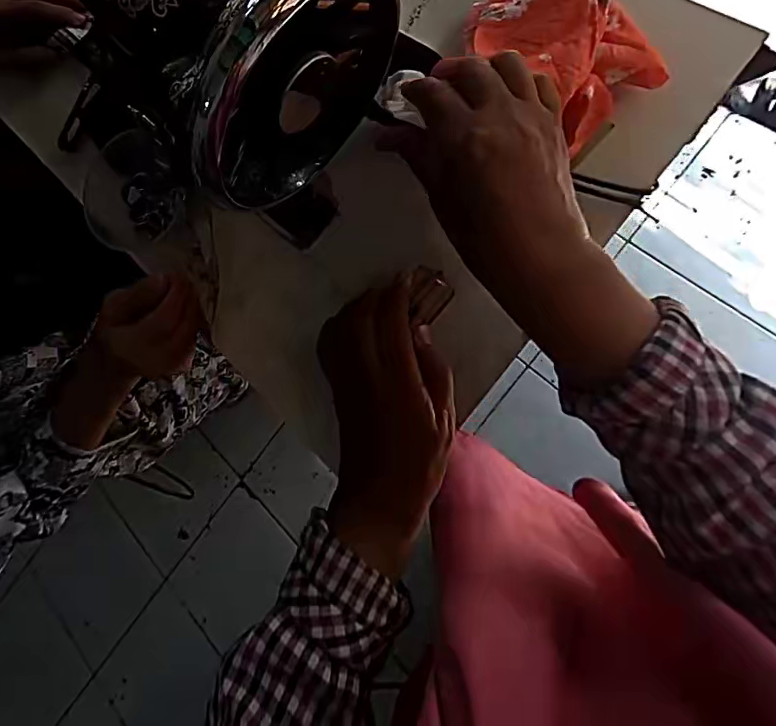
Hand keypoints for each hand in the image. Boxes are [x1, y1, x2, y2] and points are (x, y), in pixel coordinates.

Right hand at [53, 272, 205, 449]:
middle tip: (188, 280)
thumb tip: (165, 280)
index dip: (175, 295)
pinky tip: (191, 310)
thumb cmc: (110, 333)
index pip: (163, 319)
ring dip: (196, 310)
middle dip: (189, 299)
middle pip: (183, 325)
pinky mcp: (181, 365)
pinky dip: (197, 323)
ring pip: (193, 333)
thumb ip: (139, 294)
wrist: (108, 372)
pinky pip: (196, 340)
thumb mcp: (112, 307)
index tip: (178, 277)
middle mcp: (153, 358)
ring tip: (189, 292)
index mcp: (131, 343)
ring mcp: (170, 365)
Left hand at [319, 274, 454, 578]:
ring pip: (340, 327)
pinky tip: (354, 324)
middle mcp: (365, 374)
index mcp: (399, 382)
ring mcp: (345, 380)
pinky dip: (339, 325)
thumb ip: (435, 370)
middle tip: (395, 284)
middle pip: (360, 317)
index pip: (392, 322)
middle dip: (376, 293)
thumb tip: (419, 330)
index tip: (408, 276)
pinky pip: (329, 345)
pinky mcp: (335, 388)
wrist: (378, 499)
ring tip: (377, 299)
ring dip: (356, 305)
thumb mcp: (445, 420)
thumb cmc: (421, 463)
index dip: (398, 293)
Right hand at [376, 53, 592, 316]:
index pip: (430, 92)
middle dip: (445, 73)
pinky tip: (508, 98)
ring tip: (472, 86)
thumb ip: (417, 154)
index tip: (405, 97)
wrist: (542, 255)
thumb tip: (389, 135)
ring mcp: (532, 115)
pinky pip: (539, 82)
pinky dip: (520, 81)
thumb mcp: (440, 195)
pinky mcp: (554, 123)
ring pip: (508, 63)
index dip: (412, 90)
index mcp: (464, 135)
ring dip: (484, 68)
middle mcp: (499, 115)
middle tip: (434, 89)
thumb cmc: (484, 237)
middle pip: (468, 68)